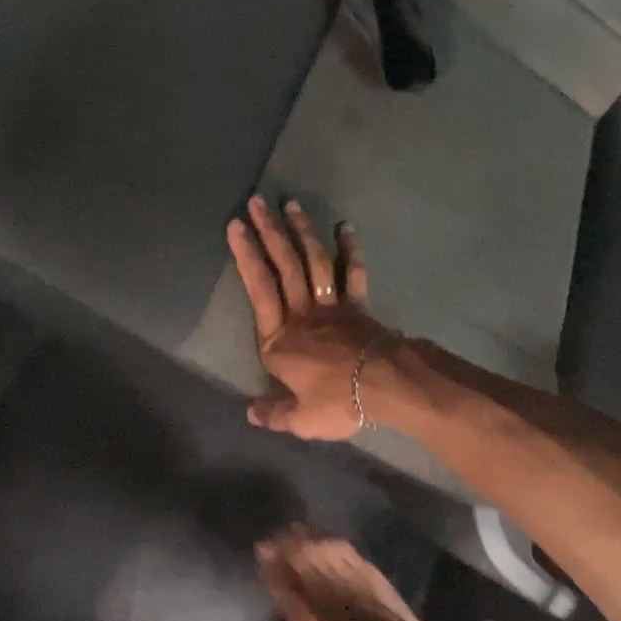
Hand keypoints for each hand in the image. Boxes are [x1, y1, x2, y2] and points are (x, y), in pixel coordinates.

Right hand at [228, 196, 393, 439]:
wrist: (384, 385)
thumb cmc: (337, 400)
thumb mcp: (300, 419)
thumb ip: (274, 413)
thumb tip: (250, 412)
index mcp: (279, 339)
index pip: (258, 288)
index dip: (246, 255)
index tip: (235, 225)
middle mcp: (301, 313)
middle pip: (283, 265)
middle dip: (269, 231)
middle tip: (257, 201)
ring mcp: (331, 305)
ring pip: (313, 260)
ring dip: (302, 231)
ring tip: (290, 204)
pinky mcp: (357, 305)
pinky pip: (352, 273)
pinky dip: (350, 250)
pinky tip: (345, 226)